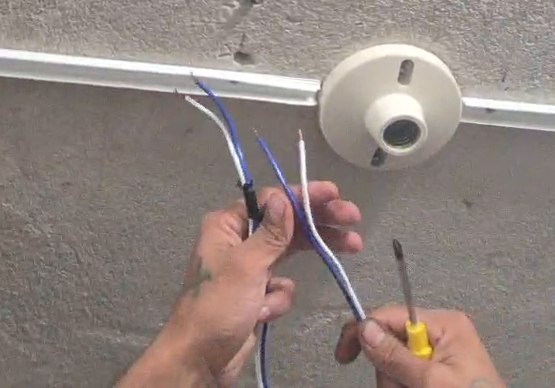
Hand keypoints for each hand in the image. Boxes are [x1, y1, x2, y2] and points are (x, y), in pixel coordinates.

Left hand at [120, 182, 362, 386]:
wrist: (201, 359)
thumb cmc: (218, 305)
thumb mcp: (246, 266)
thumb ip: (270, 234)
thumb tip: (284, 197)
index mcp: (227, 224)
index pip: (271, 201)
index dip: (303, 196)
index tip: (334, 194)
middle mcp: (238, 240)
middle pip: (285, 224)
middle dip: (318, 221)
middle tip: (353, 217)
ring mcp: (248, 267)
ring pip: (288, 253)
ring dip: (309, 256)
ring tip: (352, 246)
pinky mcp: (256, 294)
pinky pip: (280, 287)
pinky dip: (277, 299)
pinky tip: (264, 312)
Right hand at [334, 305, 504, 387]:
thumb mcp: (433, 383)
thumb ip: (397, 356)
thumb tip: (363, 326)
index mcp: (445, 324)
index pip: (392, 315)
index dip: (364, 330)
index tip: (343, 355)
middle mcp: (441, 335)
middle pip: (391, 343)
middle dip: (388, 371)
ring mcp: (440, 360)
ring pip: (395, 366)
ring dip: (395, 385)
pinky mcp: (438, 380)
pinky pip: (406, 379)